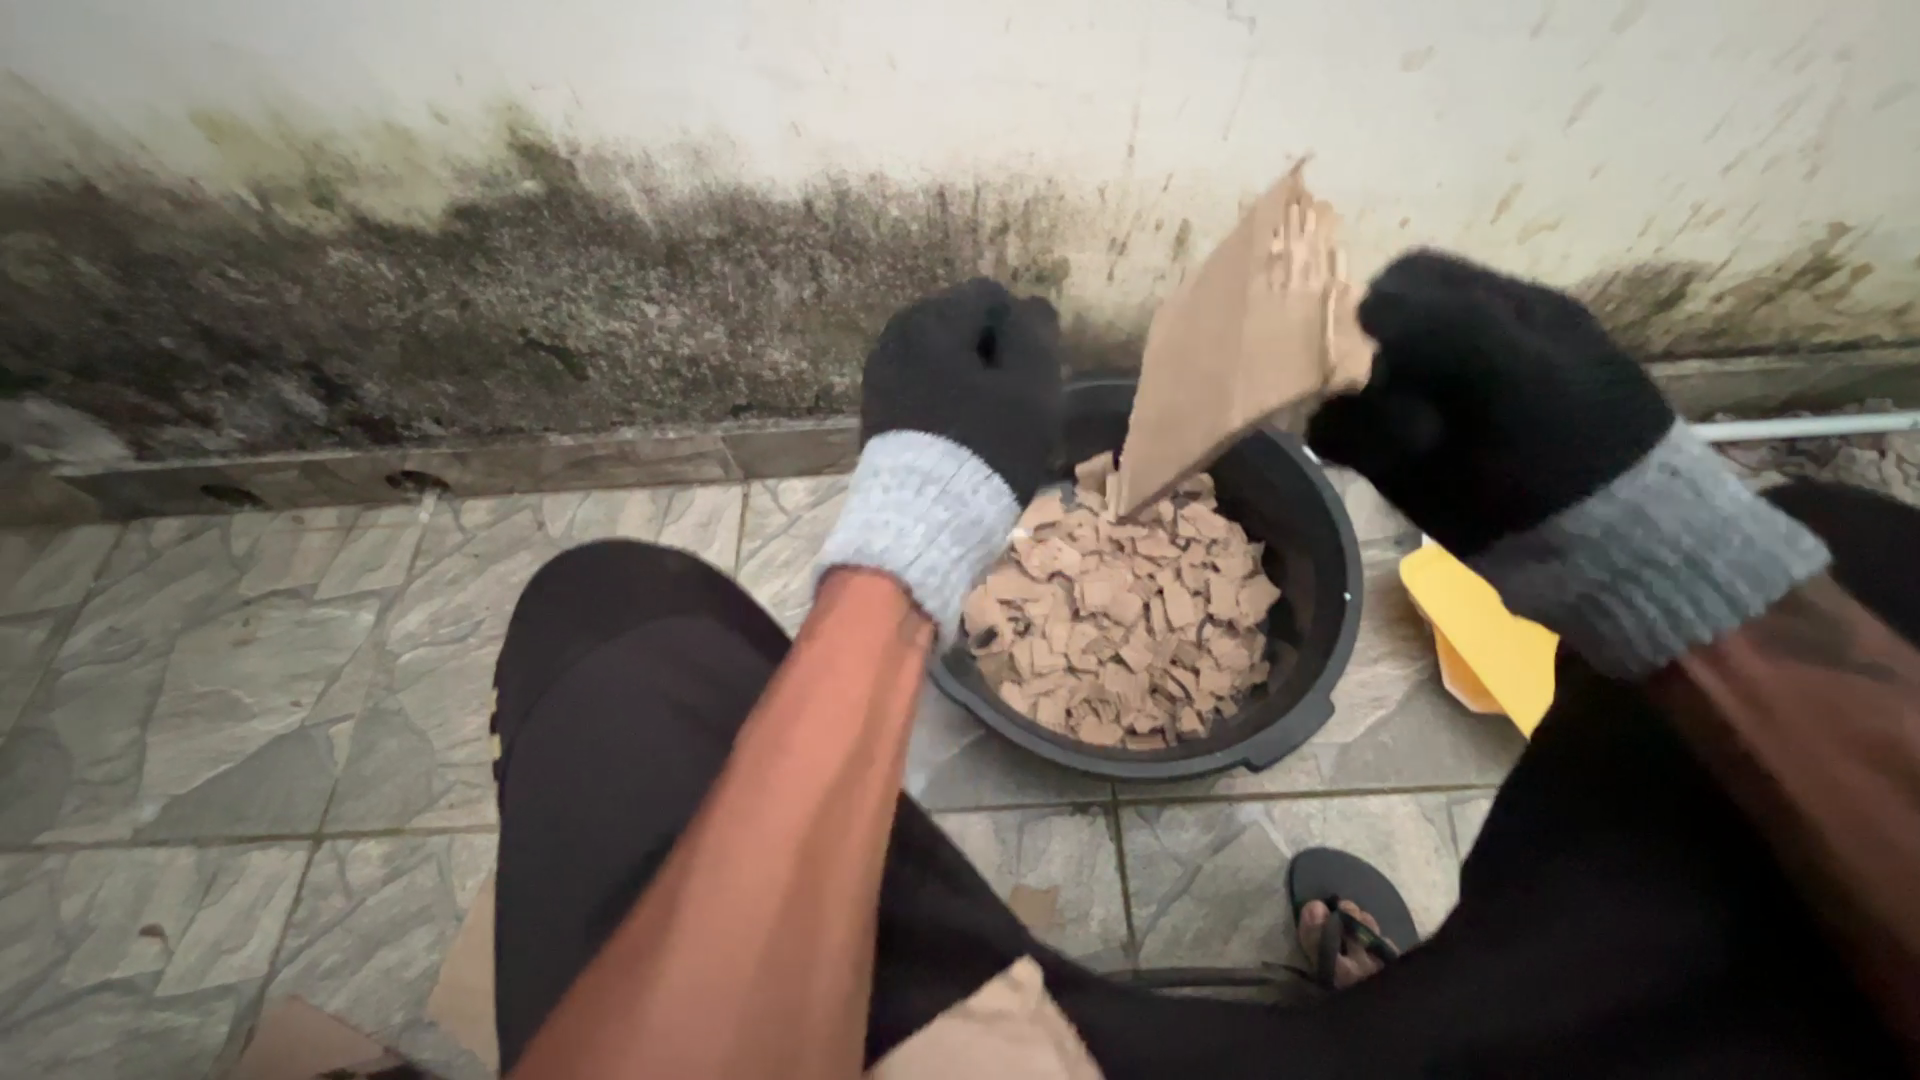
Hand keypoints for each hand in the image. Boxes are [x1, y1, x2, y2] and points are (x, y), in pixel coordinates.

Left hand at [816, 280, 1062, 642]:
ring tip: (986, 426)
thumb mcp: (1031, 388)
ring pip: (943, 359)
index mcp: (931, 319)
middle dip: (991, 356)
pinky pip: (922, 387)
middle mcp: (895, 335)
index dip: (1021, 334)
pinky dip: (945, 402)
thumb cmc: (985, 449)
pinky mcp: (875, 410)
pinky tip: (958, 438)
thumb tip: (1031, 305)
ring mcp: (879, 374)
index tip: (1029, 380)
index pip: (992, 298)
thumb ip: (1035, 334)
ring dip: (970, 381)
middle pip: (963, 326)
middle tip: (1010, 406)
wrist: (922, 522)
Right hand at [1309, 250, 1826, 677]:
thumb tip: (1366, 306)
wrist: (1593, 545)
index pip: (1415, 276)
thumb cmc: (1574, 444)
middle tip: (1399, 394)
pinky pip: (1336, 432)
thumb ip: (1450, 326)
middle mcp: (1445, 355)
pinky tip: (1381, 462)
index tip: (1381, 330)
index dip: (1390, 295)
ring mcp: (1412, 406)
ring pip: (1345, 384)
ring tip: (1415, 444)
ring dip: (1364, 409)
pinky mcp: (1388, 457)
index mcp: (1495, 313)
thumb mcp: (1523, 368)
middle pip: (1369, 331)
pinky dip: (1346, 440)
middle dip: (1369, 360)